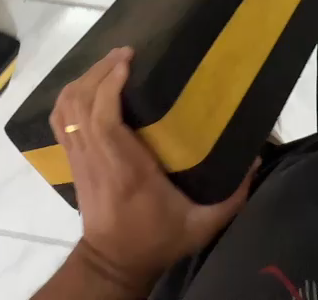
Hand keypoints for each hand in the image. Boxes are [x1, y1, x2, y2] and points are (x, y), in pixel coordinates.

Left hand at [52, 48, 255, 292]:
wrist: (113, 265)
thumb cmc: (157, 240)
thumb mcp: (200, 226)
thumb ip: (231, 196)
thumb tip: (256, 159)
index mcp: (126, 170)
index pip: (103, 120)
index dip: (109, 85)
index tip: (129, 62)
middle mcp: (97, 159)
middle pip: (82, 104)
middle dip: (99, 71)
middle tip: (126, 53)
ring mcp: (79, 159)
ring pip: (67, 108)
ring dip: (85, 79)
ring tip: (111, 63)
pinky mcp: (72, 160)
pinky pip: (60, 119)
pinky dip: (70, 95)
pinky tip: (90, 83)